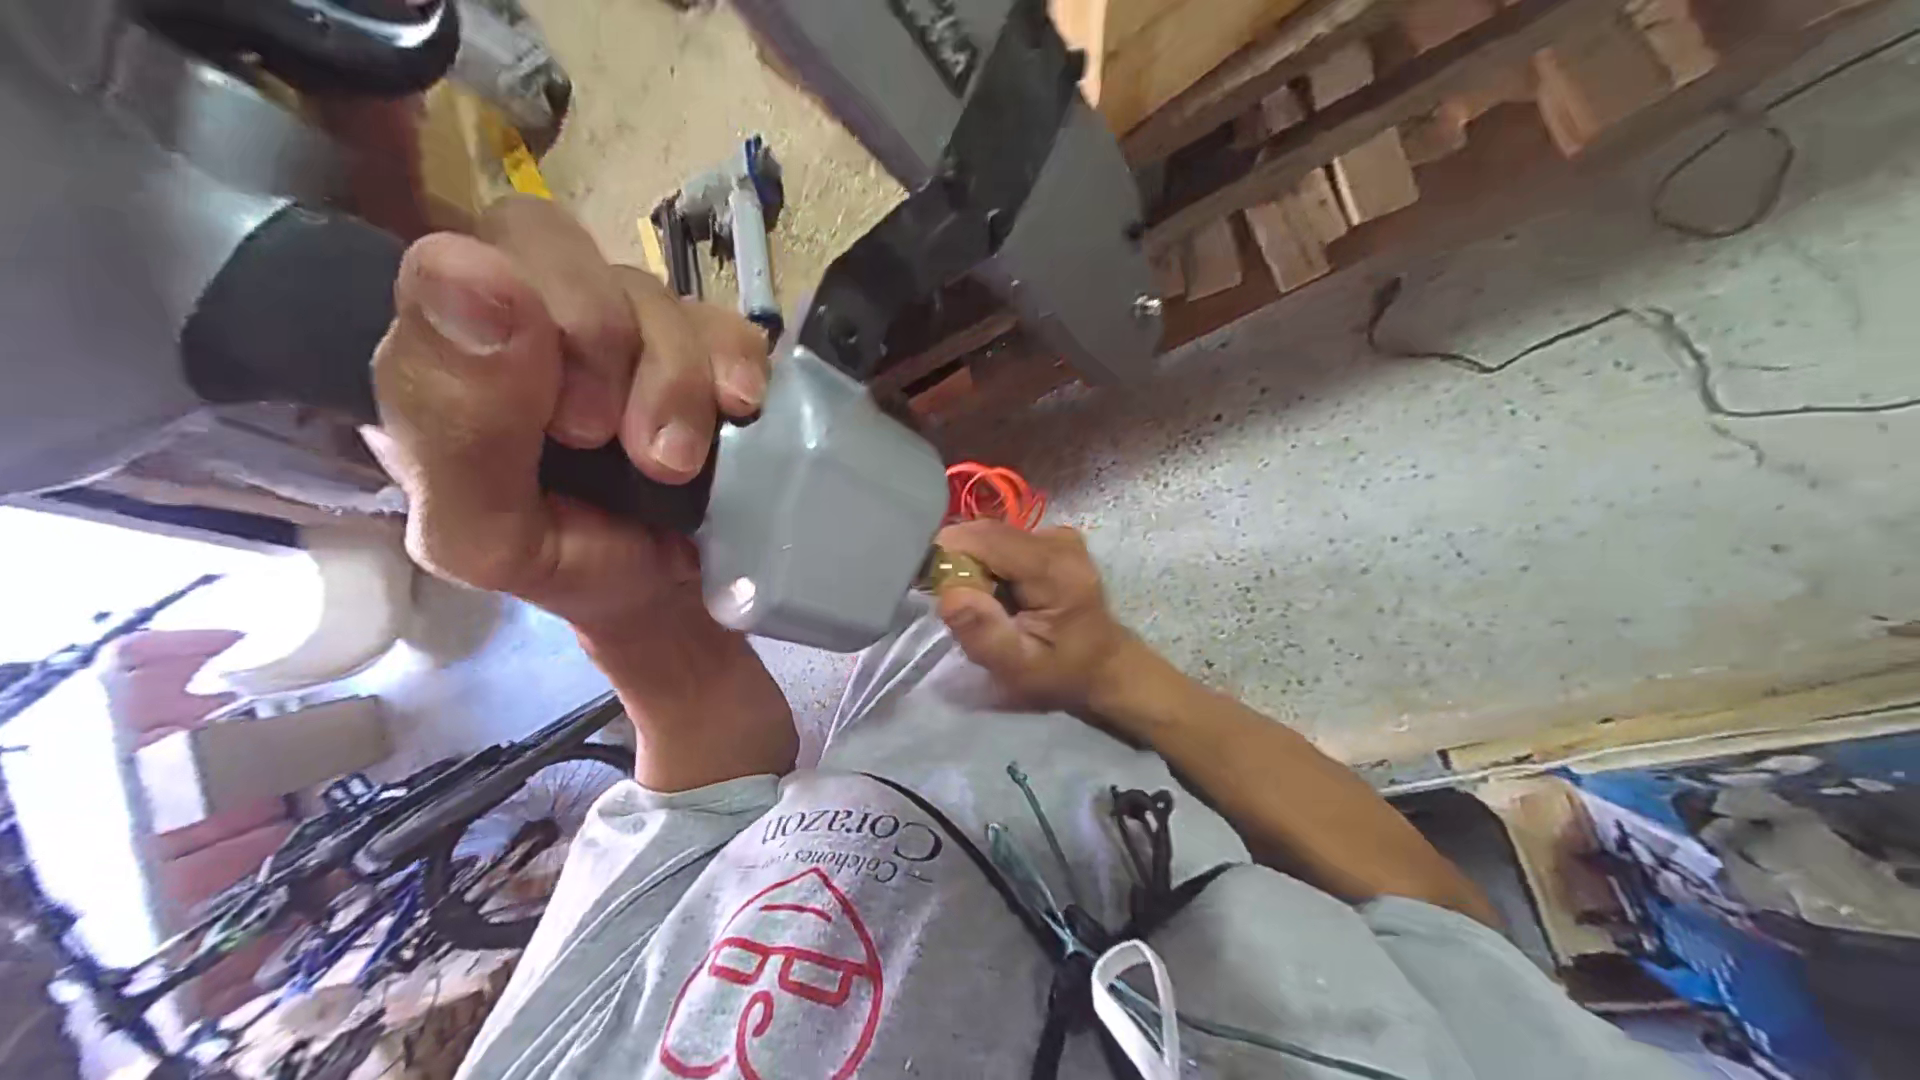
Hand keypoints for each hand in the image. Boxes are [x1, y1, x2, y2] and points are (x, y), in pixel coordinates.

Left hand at [363, 196, 768, 641]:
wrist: (669, 589)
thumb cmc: (568, 563)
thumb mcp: (484, 534)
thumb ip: (451, 421)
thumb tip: (466, 268)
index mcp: (454, 355)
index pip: (459, 257)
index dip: (522, 318)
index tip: (571, 424)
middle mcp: (535, 319)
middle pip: (553, 241)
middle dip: (603, 344)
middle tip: (628, 443)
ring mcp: (629, 326)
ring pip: (649, 290)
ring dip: (675, 379)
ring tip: (678, 462)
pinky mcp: (707, 346)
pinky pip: (728, 322)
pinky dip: (736, 364)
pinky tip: (737, 410)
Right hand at [933, 521, 1143, 712]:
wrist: (1103, 666)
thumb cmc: (1060, 672)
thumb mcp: (1017, 668)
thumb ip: (983, 633)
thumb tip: (950, 596)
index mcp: (1054, 569)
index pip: (983, 540)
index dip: (949, 559)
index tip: (938, 593)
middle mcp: (1057, 539)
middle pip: (984, 533)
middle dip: (960, 565)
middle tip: (964, 607)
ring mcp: (1056, 534)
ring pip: (989, 534)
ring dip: (973, 565)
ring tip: (984, 603)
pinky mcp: (1051, 536)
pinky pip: (1001, 540)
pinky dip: (989, 564)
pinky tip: (1000, 592)